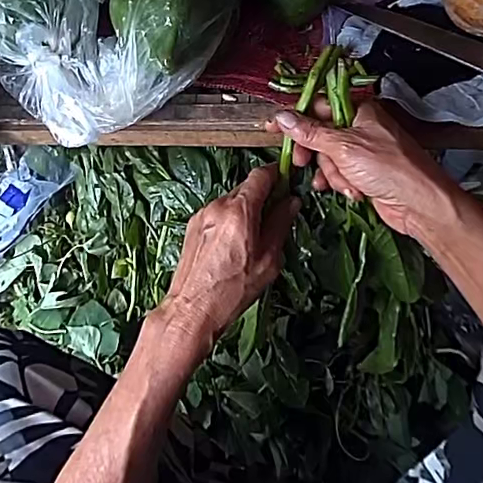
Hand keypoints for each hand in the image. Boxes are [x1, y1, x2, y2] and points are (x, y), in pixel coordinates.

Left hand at [159, 164, 298, 344]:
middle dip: (263, 195)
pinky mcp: (193, 224)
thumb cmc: (230, 291)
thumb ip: (280, 224)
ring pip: (232, 200)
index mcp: (239, 211)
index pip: (261, 175)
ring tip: (254, 236)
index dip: (277, 173)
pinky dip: (230, 219)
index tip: (287, 178)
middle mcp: (218, 206)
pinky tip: (234, 243)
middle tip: (277, 212)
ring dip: (246, 209)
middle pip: (246, 186)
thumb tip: (291, 203)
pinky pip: (218, 212)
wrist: (192, 309)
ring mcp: (203, 214)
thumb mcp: (268, 260)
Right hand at [265, 100, 466, 239]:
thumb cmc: (391, 169)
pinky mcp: (365, 173)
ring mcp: (363, 151)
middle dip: (314, 152)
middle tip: (303, 162)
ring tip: (343, 182)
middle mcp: (361, 127)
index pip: (317, 107)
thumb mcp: (344, 147)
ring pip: (327, 157)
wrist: (420, 204)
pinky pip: (339, 173)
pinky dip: (340, 182)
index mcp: (359, 110)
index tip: (273, 128)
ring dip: (330, 172)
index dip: (295, 118)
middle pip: (319, 135)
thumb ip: (310, 132)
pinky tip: (349, 191)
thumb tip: (284, 117)